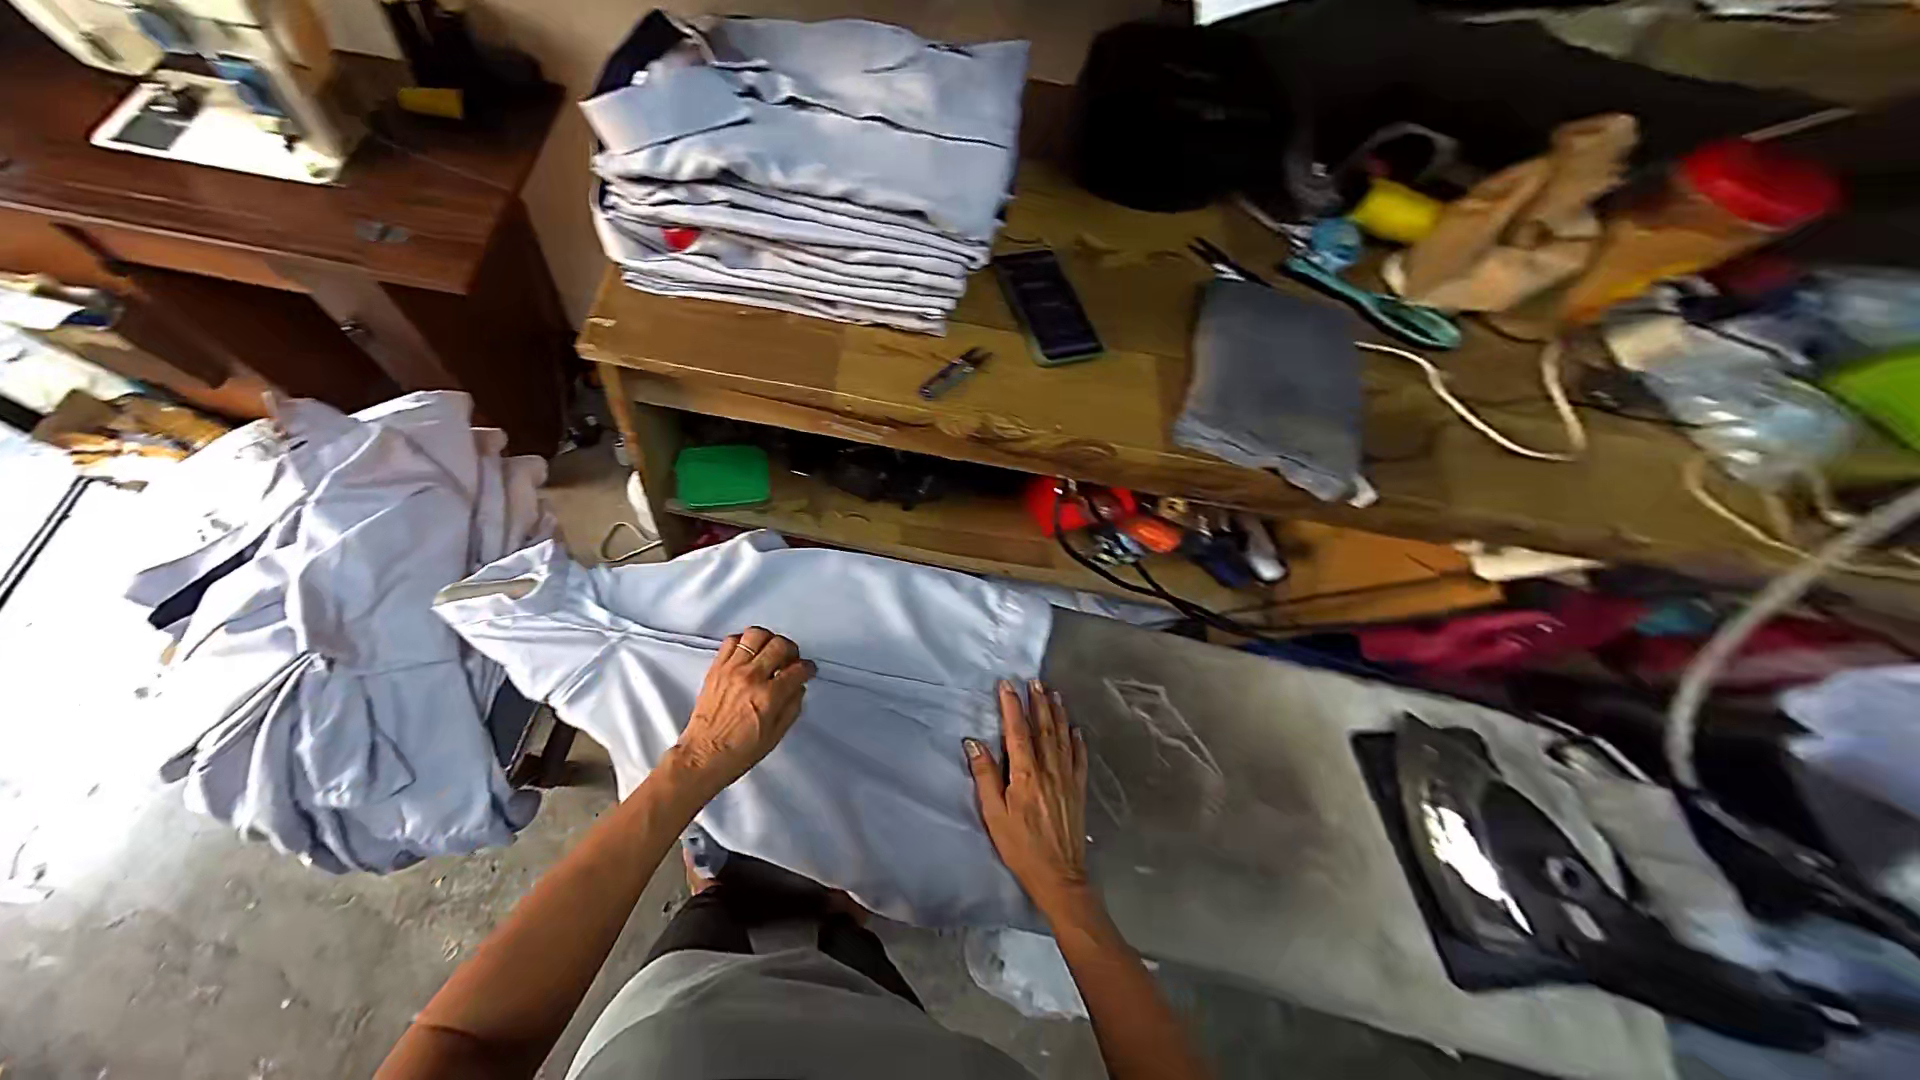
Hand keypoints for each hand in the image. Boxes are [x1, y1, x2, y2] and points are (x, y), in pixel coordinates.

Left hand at [667, 626, 815, 799]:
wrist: (703, 756)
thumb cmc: (737, 751)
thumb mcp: (776, 734)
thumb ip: (792, 706)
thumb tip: (798, 687)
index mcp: (769, 696)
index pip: (798, 669)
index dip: (808, 668)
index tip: (808, 670)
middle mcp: (751, 678)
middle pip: (780, 645)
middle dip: (792, 650)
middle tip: (791, 659)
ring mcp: (731, 670)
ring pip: (756, 635)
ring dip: (768, 640)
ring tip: (770, 651)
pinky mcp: (716, 669)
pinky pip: (731, 641)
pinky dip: (744, 641)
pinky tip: (749, 652)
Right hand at [966, 679, 1090, 913]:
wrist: (1059, 875)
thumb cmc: (1020, 846)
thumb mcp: (993, 814)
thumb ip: (984, 776)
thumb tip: (974, 743)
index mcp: (1025, 774)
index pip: (1017, 731)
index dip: (1011, 706)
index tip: (1007, 685)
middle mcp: (1049, 769)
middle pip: (1043, 728)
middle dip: (1037, 702)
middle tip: (1034, 681)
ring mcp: (1067, 778)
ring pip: (1062, 737)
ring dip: (1057, 713)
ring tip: (1054, 694)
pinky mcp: (1079, 789)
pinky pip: (1079, 758)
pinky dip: (1077, 740)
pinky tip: (1076, 729)